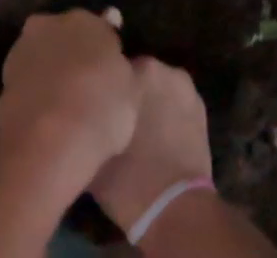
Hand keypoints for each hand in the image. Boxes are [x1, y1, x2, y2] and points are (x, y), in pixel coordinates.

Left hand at [0, 11, 137, 176]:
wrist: (47, 141)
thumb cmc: (101, 110)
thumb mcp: (133, 93)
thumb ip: (131, 68)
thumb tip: (132, 59)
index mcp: (85, 20)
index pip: (101, 27)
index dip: (107, 48)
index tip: (112, 68)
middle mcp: (50, 24)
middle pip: (67, 34)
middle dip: (75, 50)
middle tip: (88, 82)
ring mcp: (23, 49)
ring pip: (44, 53)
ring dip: (53, 67)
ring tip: (66, 100)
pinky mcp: (4, 77)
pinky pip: (29, 77)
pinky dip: (37, 87)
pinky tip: (47, 110)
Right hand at [89, 58, 212, 230]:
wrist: (175, 210)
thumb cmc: (125, 177)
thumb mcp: (90, 145)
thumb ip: (84, 115)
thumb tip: (75, 107)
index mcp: (135, 69)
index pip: (110, 65)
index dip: (101, 83)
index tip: (92, 99)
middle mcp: (162, 69)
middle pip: (135, 73)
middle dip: (126, 89)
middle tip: (112, 112)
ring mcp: (186, 88)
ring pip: (156, 86)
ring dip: (147, 98)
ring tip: (135, 125)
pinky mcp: (201, 109)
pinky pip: (175, 101)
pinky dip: (166, 111)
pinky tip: (156, 133)